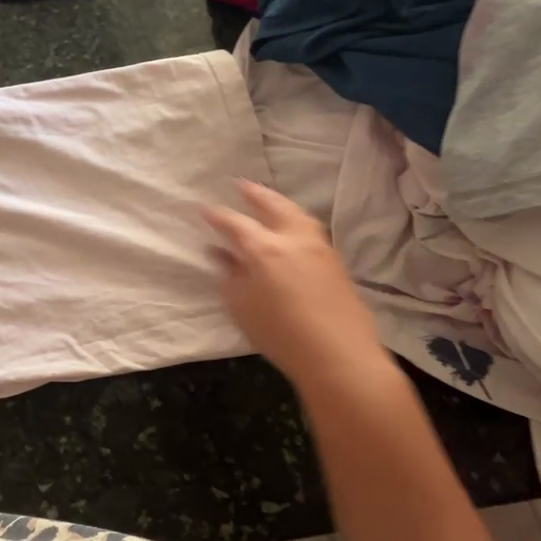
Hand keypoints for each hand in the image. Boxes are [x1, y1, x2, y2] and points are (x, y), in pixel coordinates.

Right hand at [202, 180, 391, 388]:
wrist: (338, 355)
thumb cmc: (278, 332)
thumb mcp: (240, 305)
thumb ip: (229, 275)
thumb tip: (220, 254)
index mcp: (265, 249)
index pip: (235, 223)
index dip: (217, 215)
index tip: (202, 209)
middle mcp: (294, 240)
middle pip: (275, 206)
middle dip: (256, 194)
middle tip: (241, 185)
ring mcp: (320, 249)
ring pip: (298, 216)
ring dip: (280, 204)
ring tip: (268, 201)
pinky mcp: (336, 264)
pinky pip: (311, 231)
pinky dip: (295, 221)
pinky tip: (289, 229)